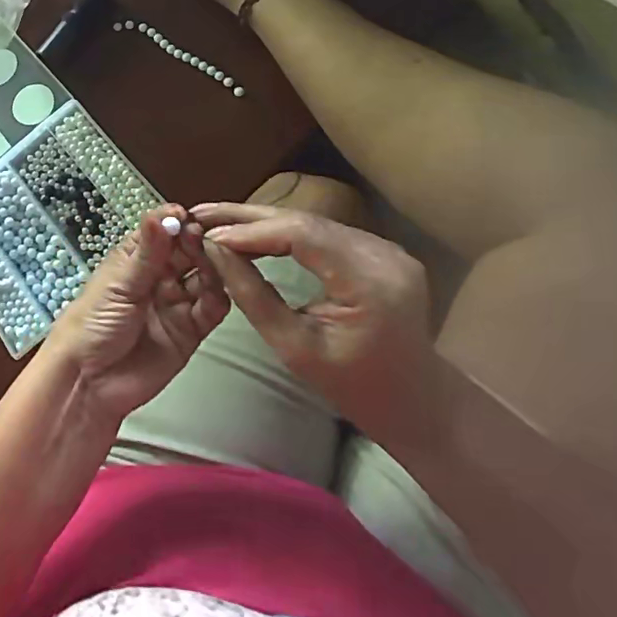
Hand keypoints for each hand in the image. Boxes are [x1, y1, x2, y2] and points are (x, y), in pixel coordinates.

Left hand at [43, 205, 230, 423]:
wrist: (89, 381)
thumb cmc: (92, 324)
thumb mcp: (119, 284)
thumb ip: (148, 253)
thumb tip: (166, 213)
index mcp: (134, 258)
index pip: (162, 232)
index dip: (177, 223)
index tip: (194, 217)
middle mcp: (157, 277)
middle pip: (188, 252)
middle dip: (200, 243)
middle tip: (211, 238)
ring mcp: (175, 303)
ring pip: (205, 278)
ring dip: (213, 267)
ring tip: (220, 260)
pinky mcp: (189, 330)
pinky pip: (211, 309)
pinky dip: (218, 298)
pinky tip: (221, 290)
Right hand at [191, 201, 443, 442]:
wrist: (416, 401)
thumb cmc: (353, 386)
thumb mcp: (293, 346)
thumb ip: (252, 294)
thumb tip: (212, 250)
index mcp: (370, 282)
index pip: (300, 235)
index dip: (248, 231)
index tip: (206, 235)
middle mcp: (384, 255)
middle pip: (304, 221)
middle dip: (247, 218)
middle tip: (200, 215)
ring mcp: (386, 249)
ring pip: (310, 221)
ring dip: (260, 221)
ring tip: (215, 221)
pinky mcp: (379, 251)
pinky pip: (321, 231)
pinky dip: (281, 231)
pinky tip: (250, 233)